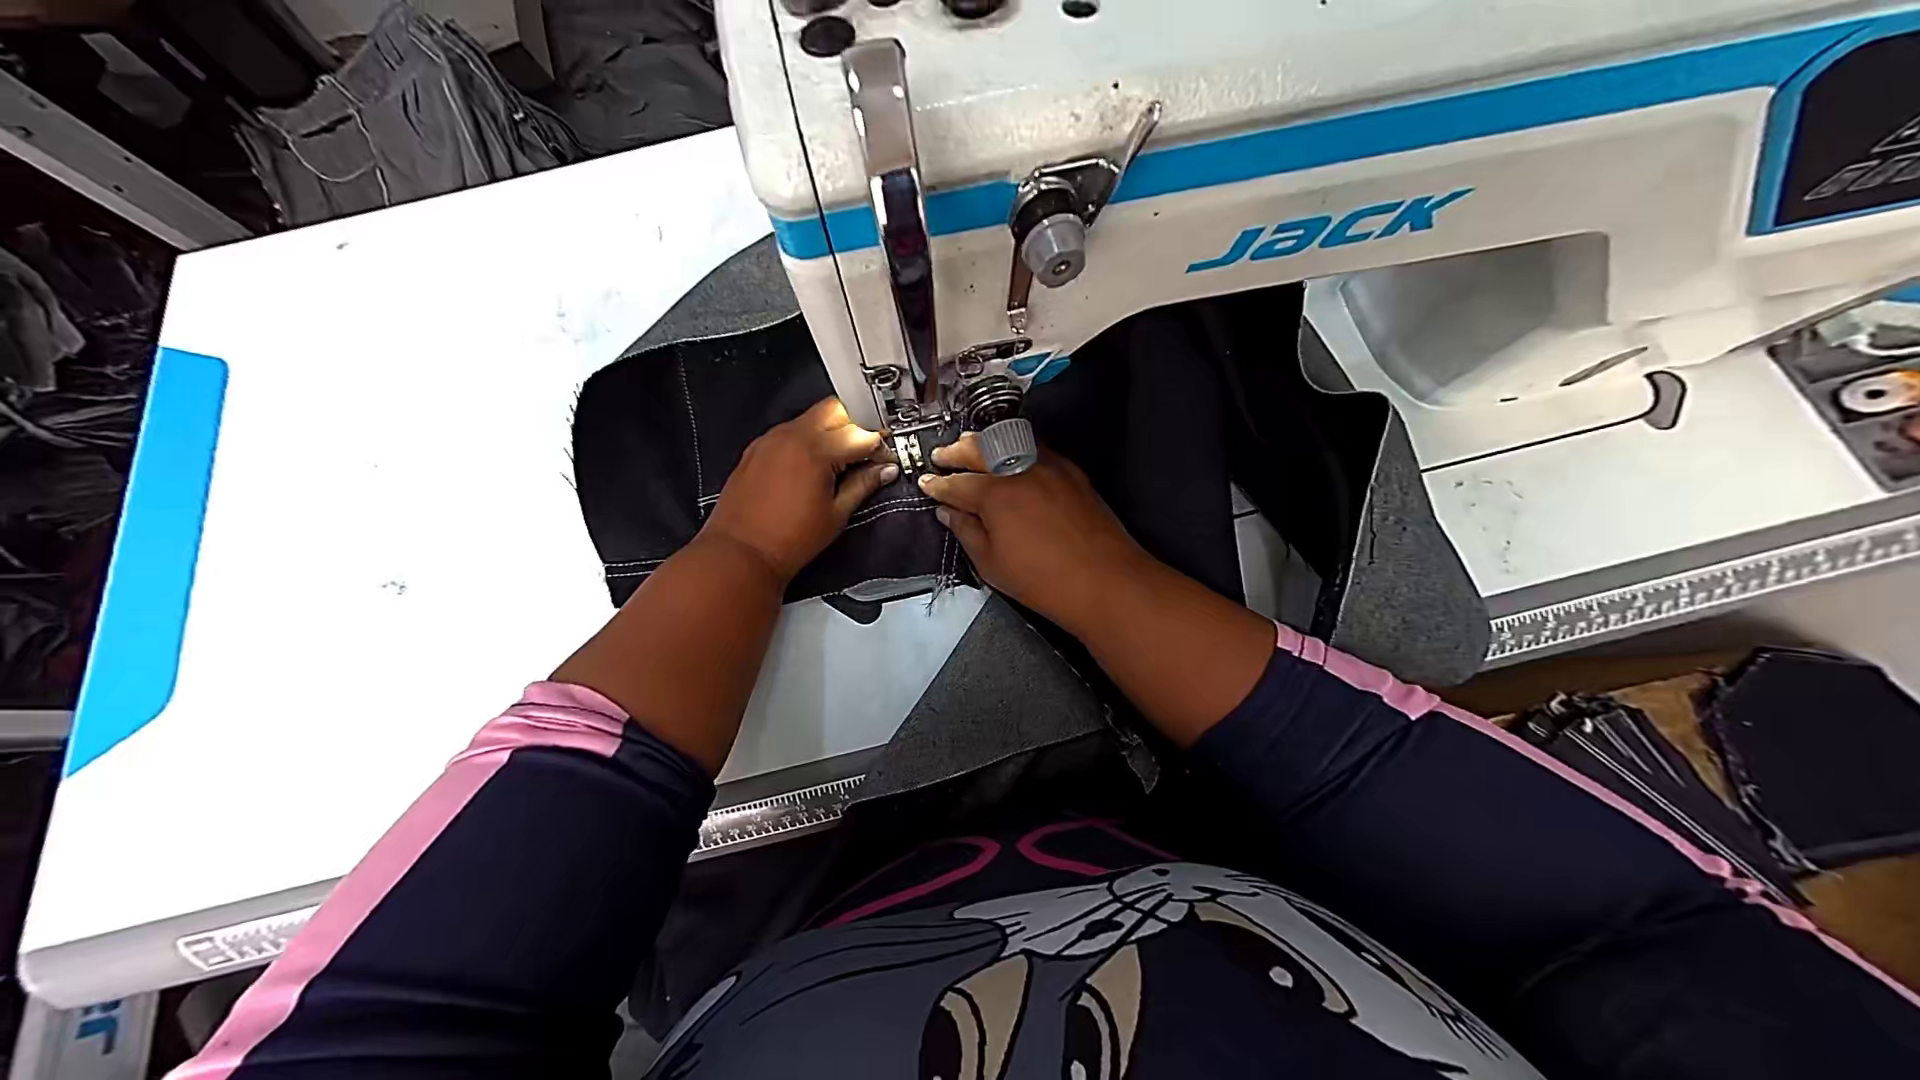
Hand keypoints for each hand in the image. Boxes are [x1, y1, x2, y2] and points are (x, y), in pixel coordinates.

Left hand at [700, 397, 897, 582]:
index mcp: (816, 451)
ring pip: (812, 417)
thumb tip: (884, 471)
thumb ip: (863, 485)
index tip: (886, 461)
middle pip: (837, 410)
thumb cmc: (786, 540)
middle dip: (857, 427)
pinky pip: (791, 431)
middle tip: (867, 454)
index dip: (880, 448)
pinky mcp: (757, 448)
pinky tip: (814, 466)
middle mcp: (792, 436)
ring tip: (841, 462)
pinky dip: (808, 440)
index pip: (861, 434)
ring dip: (832, 431)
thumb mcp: (836, 514)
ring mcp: (771, 439)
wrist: (741, 552)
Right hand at [917, 435, 1149, 632]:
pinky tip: (1010, 454)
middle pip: (980, 450)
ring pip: (1009, 441)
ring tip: (969, 445)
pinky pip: (1036, 447)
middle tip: (942, 456)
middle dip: (956, 452)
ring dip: (985, 442)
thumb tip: (949, 512)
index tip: (926, 484)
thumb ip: (966, 531)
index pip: (956, 484)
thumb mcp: (991, 563)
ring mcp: (1048, 467)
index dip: (938, 485)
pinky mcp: (1070, 472)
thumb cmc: (1044, 580)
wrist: (1104, 580)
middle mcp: (1020, 470)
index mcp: (994, 494)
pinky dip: (1016, 445)